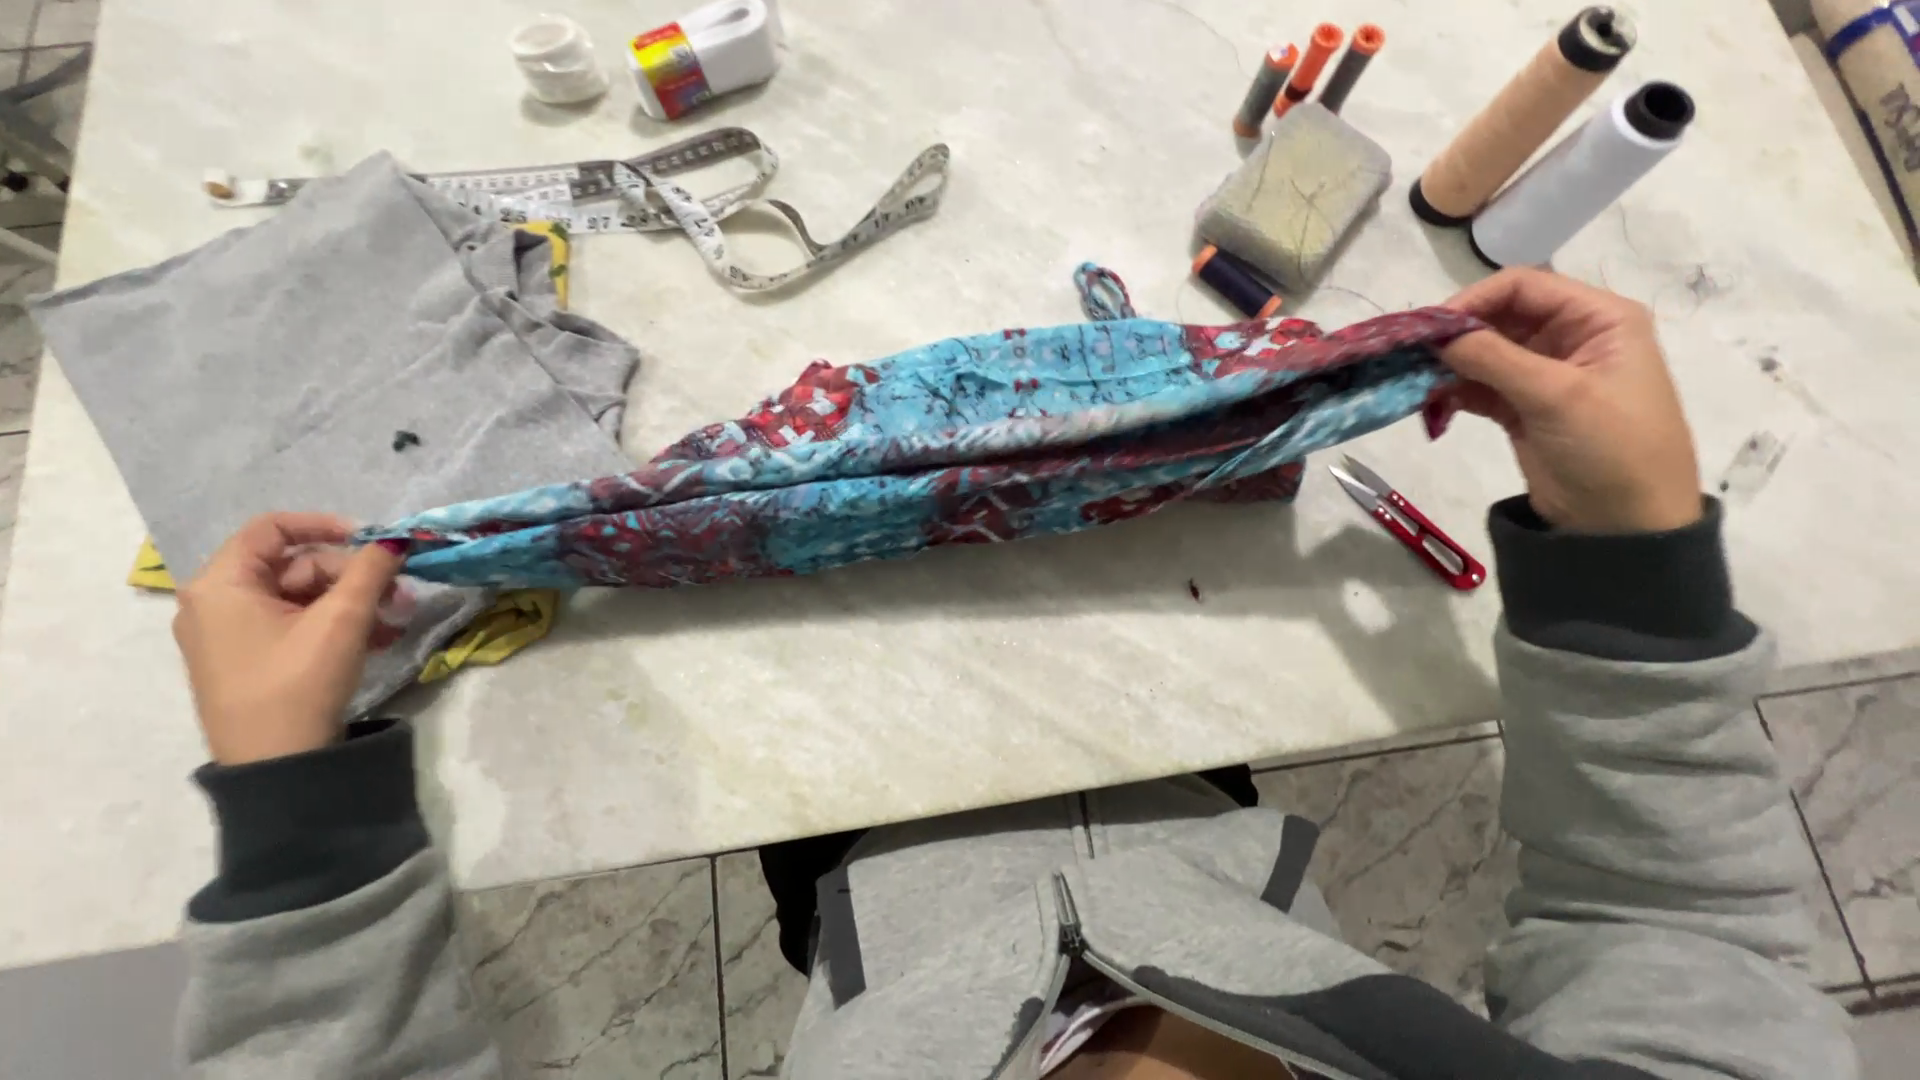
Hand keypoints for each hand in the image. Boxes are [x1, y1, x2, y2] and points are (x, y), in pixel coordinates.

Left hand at [173, 514, 406, 765]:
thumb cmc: (298, 681)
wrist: (276, 763)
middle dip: (352, 575)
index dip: (326, 525)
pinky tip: (376, 639)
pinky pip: (297, 623)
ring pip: (302, 596)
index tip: (374, 541)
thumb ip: (370, 571)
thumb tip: (396, 541)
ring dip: (354, 601)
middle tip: (398, 592)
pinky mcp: (249, 658)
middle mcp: (216, 602)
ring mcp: (230, 633)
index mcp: (221, 585)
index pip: (271, 528)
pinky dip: (337, 623)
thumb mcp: (342, 620)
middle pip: (295, 565)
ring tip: (395, 620)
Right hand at [1436, 268, 1702, 532]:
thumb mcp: (1557, 395)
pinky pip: (1477, 386)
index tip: (1429, 328)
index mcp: (1597, 318)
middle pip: (1498, 316)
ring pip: (1482, 352)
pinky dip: (1451, 392)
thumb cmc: (1611, 447)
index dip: (1474, 300)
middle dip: (1455, 334)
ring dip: (1448, 364)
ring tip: (1415, 383)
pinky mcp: (1520, 407)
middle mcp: (1570, 337)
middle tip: (1411, 356)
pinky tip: (1430, 404)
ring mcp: (1542, 373)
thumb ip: (1494, 359)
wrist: (1623, 523)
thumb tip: (1436, 335)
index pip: (1524, 286)